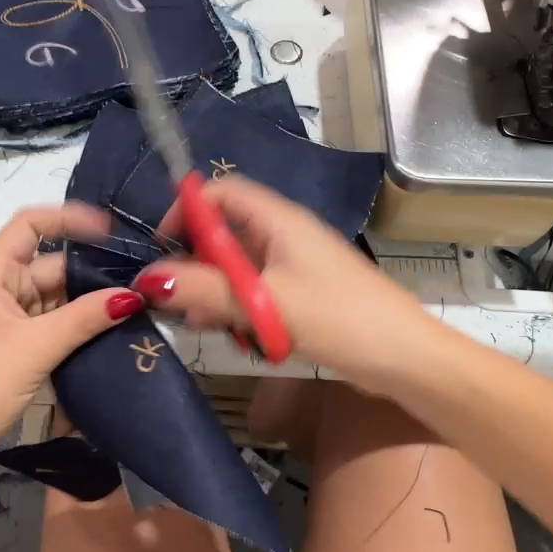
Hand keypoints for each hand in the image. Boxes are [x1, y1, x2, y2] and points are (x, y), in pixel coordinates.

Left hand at [0, 203, 145, 464]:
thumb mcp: (34, 349)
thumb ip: (83, 319)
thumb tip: (132, 295)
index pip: (29, 225)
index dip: (66, 218)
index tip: (108, 229)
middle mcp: (3, 288)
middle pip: (53, 263)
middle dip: (92, 269)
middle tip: (141, 279)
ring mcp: (13, 316)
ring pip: (60, 294)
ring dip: (92, 298)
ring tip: (138, 302)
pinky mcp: (22, 342)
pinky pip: (58, 320)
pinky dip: (83, 322)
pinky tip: (115, 327)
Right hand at [131, 175, 435, 388]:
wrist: (405, 358)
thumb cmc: (339, 319)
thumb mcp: (265, 304)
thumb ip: (205, 290)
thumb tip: (147, 279)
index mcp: (279, 221)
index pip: (222, 193)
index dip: (188, 211)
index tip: (164, 247)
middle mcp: (284, 236)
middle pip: (225, 232)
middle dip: (196, 262)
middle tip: (177, 299)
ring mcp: (294, 266)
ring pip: (238, 267)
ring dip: (214, 291)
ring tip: (200, 323)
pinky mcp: (301, 295)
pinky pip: (256, 292)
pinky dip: (238, 308)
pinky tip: (230, 334)